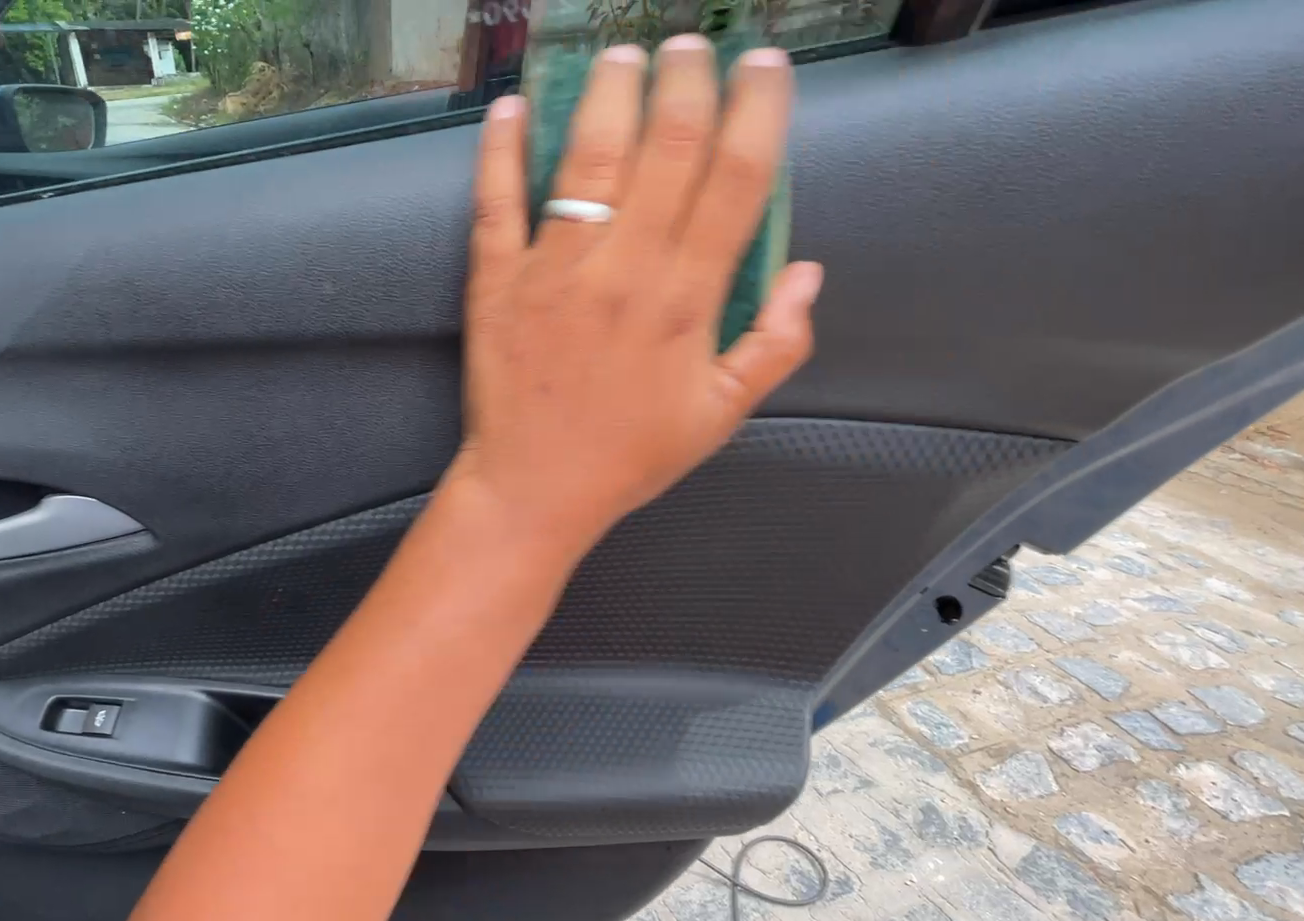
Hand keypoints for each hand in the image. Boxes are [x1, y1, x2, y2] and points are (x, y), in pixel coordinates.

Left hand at [446, 39, 821, 554]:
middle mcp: (623, 272)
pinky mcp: (496, 284)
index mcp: (686, 300)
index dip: (756, 110)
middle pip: (664, 149)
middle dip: (684, 82)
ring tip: (620, 55)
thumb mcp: (719, 417)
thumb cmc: (627, 457)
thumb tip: (807, 273)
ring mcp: (553, 273)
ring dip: (606, 95)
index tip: (763, 66)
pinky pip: (496, 203)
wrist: (534, 490)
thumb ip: (775, 347)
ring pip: (585, 161)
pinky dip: (500, 151)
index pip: (735, 179)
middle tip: (689, 46)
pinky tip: (509, 107)